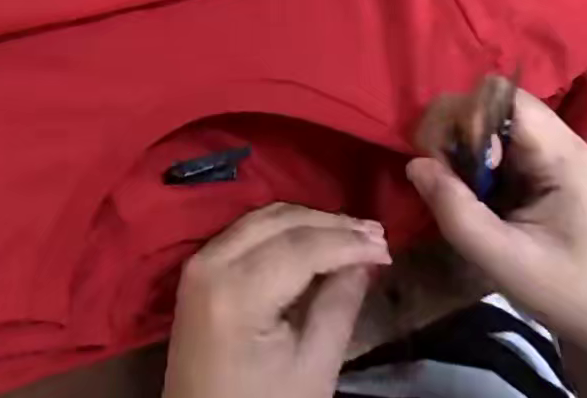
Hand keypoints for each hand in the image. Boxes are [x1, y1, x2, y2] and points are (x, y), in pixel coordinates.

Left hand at [163, 203, 390, 397]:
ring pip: (265, 217)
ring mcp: (201, 260)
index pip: (300, 246)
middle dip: (332, 224)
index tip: (386, 243)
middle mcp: (212, 261)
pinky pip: (248, 228)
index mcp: (236, 293)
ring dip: (311, 220)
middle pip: (281, 221)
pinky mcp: (200, 265)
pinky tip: (317, 236)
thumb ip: (340, 304)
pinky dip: (285, 228)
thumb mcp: (313, 369)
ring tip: (354, 232)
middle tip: (375, 233)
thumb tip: (367, 255)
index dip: (347, 241)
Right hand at [405, 88, 586, 348]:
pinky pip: (488, 138)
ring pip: (483, 117)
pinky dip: (468, 157)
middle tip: (449, 178)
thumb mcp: (507, 261)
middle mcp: (551, 136)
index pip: (498, 94)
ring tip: (460, 188)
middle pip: (486, 100)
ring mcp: (542, 147)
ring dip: (459, 145)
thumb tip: (415, 164)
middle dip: (455, 131)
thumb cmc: (568, 292)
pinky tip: (472, 192)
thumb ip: (458, 212)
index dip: (466, 118)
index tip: (457, 165)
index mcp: (557, 150)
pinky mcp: (531, 162)